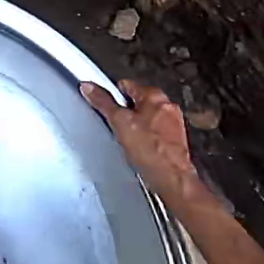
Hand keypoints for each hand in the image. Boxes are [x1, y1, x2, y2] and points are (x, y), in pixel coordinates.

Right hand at [80, 81, 204, 206]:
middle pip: (136, 101)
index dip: (112, 95)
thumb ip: (102, 102)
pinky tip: (140, 147)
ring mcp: (173, 123)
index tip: (105, 104)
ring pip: (145, 117)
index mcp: (155, 96)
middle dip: (125, 111)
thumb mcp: (118, 121)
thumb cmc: (150, 150)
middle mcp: (168, 106)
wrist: (171, 178)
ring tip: (129, 138)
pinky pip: (154, 131)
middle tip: (117, 124)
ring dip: (136, 124)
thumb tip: (89, 87)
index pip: (126, 85)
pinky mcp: (175, 139)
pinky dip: (146, 137)